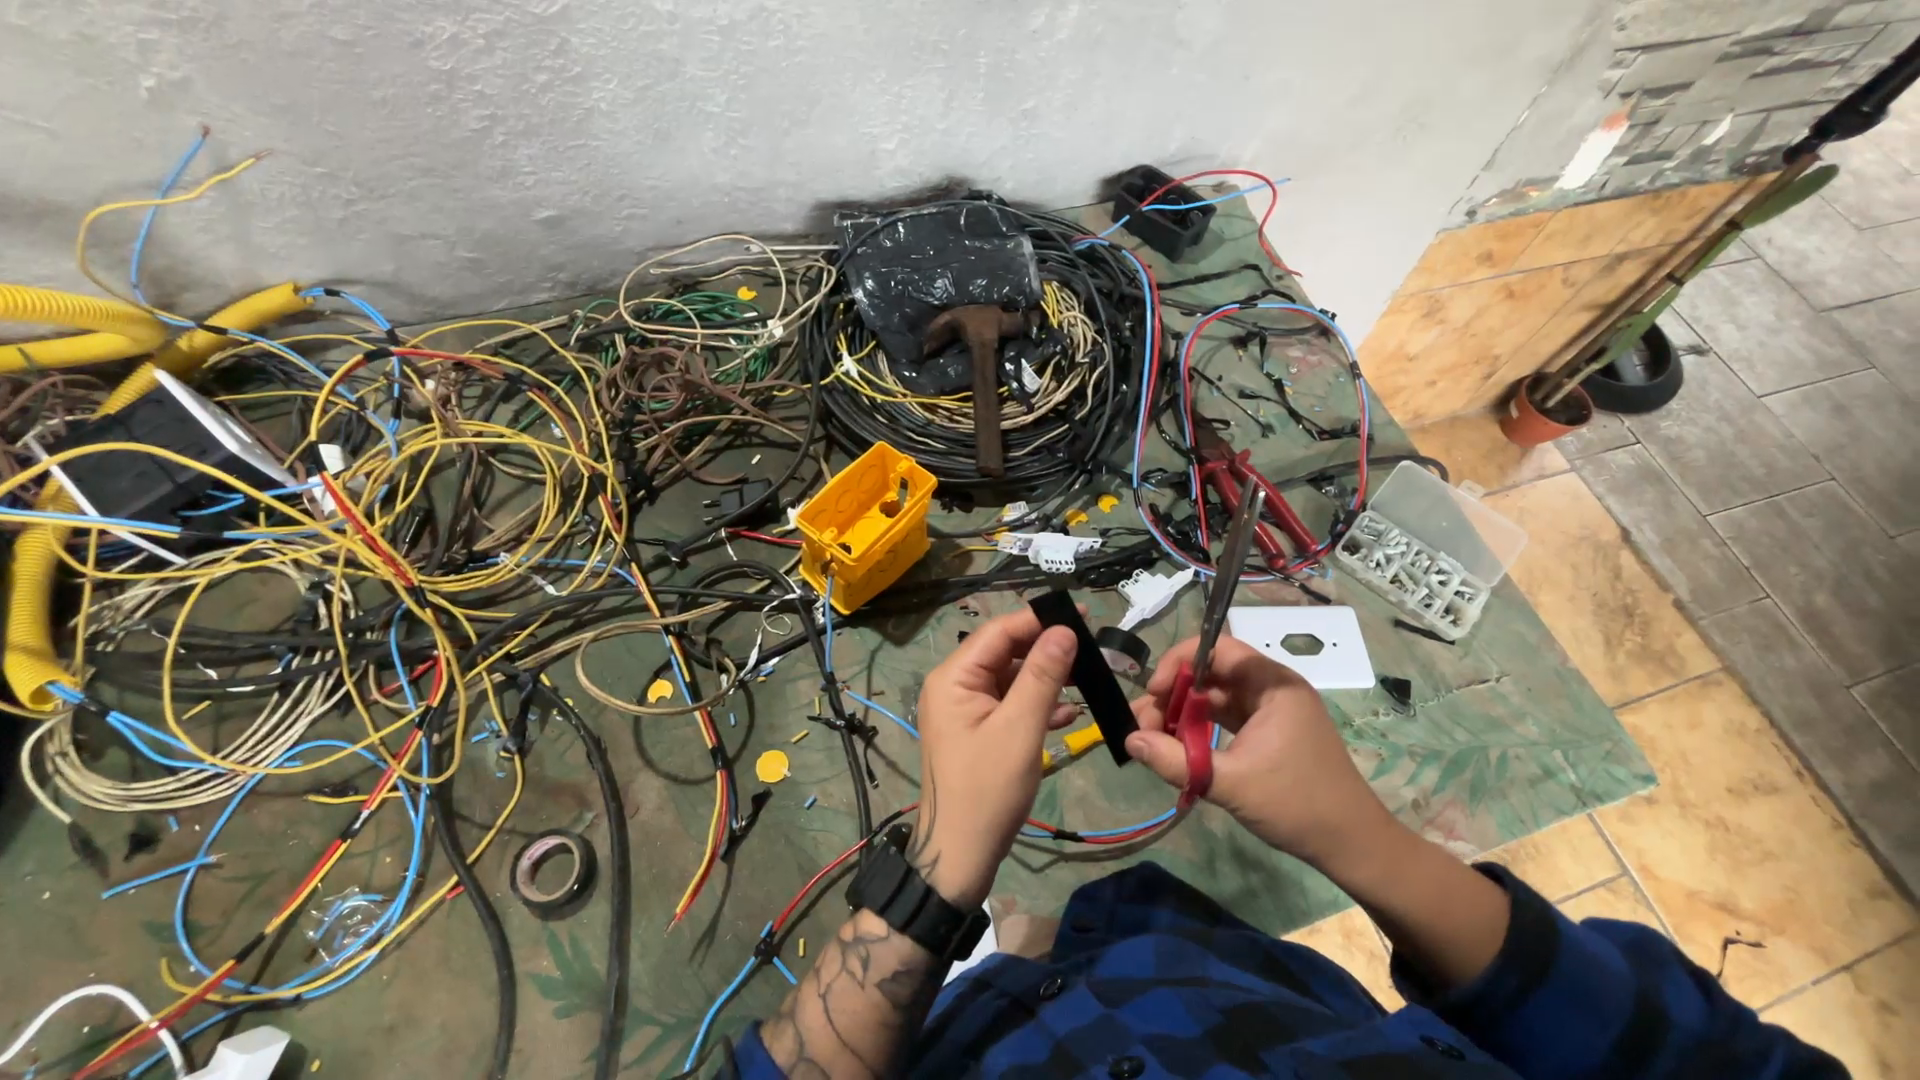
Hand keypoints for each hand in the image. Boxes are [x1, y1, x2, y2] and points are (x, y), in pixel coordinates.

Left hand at [908, 611, 1079, 907]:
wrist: (960, 855)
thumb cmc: (987, 790)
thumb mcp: (1020, 729)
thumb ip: (1043, 675)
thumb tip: (1065, 630)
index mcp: (954, 677)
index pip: (999, 631)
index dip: (1040, 620)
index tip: (1085, 616)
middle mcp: (953, 686)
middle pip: (1004, 652)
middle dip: (1047, 650)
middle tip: (1092, 649)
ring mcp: (963, 710)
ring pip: (1010, 679)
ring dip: (1046, 679)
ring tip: (1087, 679)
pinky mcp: (976, 732)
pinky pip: (1009, 706)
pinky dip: (1037, 706)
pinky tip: (1068, 714)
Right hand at [1125, 634, 1401, 871]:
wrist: (1351, 844)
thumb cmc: (1297, 804)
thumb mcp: (1230, 782)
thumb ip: (1176, 761)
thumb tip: (1129, 740)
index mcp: (1274, 685)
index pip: (1217, 649)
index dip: (1179, 664)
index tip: (1154, 692)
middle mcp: (1273, 689)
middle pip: (1212, 672)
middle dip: (1174, 694)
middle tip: (1144, 724)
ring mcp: (1273, 711)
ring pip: (1216, 697)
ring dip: (1183, 713)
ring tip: (1153, 738)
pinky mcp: (1270, 733)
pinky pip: (1227, 718)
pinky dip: (1201, 728)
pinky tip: (1178, 747)